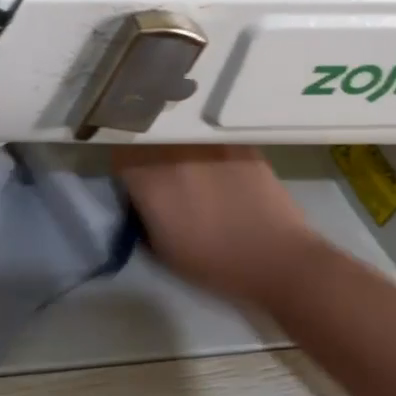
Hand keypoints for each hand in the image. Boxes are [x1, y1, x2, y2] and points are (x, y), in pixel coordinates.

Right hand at [113, 144, 328, 303]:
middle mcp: (172, 152)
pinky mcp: (235, 142)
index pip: (118, 153)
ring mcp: (206, 144)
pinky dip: (206, 147)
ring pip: (177, 133)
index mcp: (149, 179)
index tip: (130, 178)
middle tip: (158, 171)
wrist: (278, 259)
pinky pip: (208, 137)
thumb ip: (141, 216)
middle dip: (147, 150)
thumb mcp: (161, 249)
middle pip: (146, 137)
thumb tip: (137, 198)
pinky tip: (217, 165)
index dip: (122, 165)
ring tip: (189, 165)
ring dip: (175, 145)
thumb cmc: (215, 262)